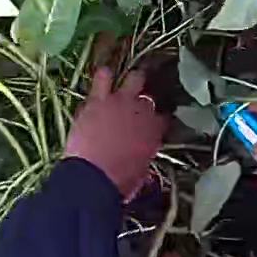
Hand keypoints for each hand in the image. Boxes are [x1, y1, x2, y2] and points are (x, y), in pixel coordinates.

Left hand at [64, 64, 165, 197]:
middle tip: (140, 104)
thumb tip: (142, 152)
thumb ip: (144, 153)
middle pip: (150, 96)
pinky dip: (104, 76)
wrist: (93, 176)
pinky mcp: (98, 99)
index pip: (163, 119)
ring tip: (126, 85)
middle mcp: (142, 111)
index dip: (159, 122)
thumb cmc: (119, 181)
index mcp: (155, 131)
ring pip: (133, 79)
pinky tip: (104, 75)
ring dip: (131, 82)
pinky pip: (103, 78)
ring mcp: (120, 101)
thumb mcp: (141, 171)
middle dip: (147, 99)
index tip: (154, 126)